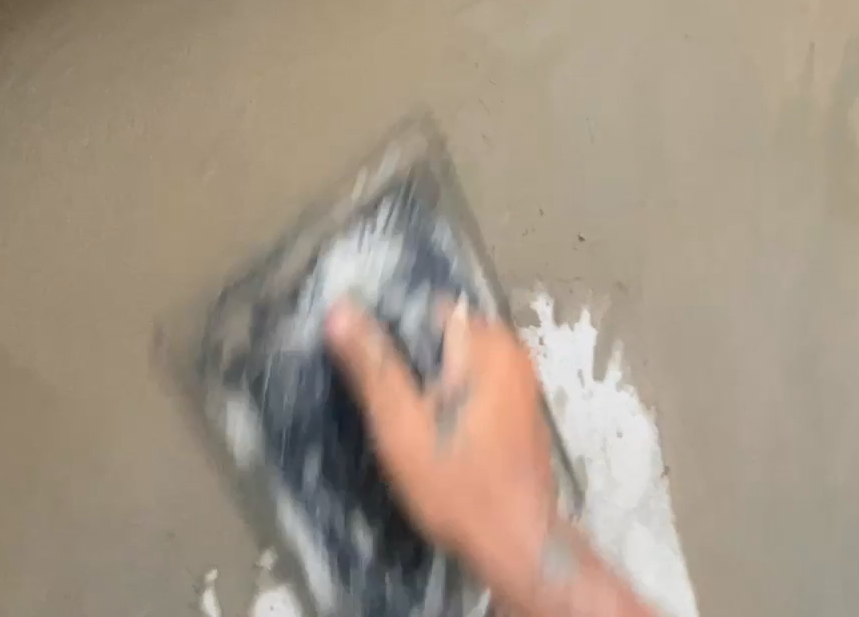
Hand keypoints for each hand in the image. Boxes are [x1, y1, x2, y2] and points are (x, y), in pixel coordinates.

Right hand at [324, 298, 557, 584]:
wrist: (519, 551)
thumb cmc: (457, 484)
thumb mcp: (400, 424)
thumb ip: (371, 363)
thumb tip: (338, 309)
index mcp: (484, 341)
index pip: (419, 307)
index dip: (385, 331)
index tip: (363, 362)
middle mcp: (508, 348)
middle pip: (435, 331)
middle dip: (405, 356)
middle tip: (381, 397)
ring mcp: (519, 377)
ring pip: (451, 357)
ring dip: (423, 377)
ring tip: (400, 413)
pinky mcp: (518, 404)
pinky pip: (470, 379)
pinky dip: (446, 392)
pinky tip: (429, 425)